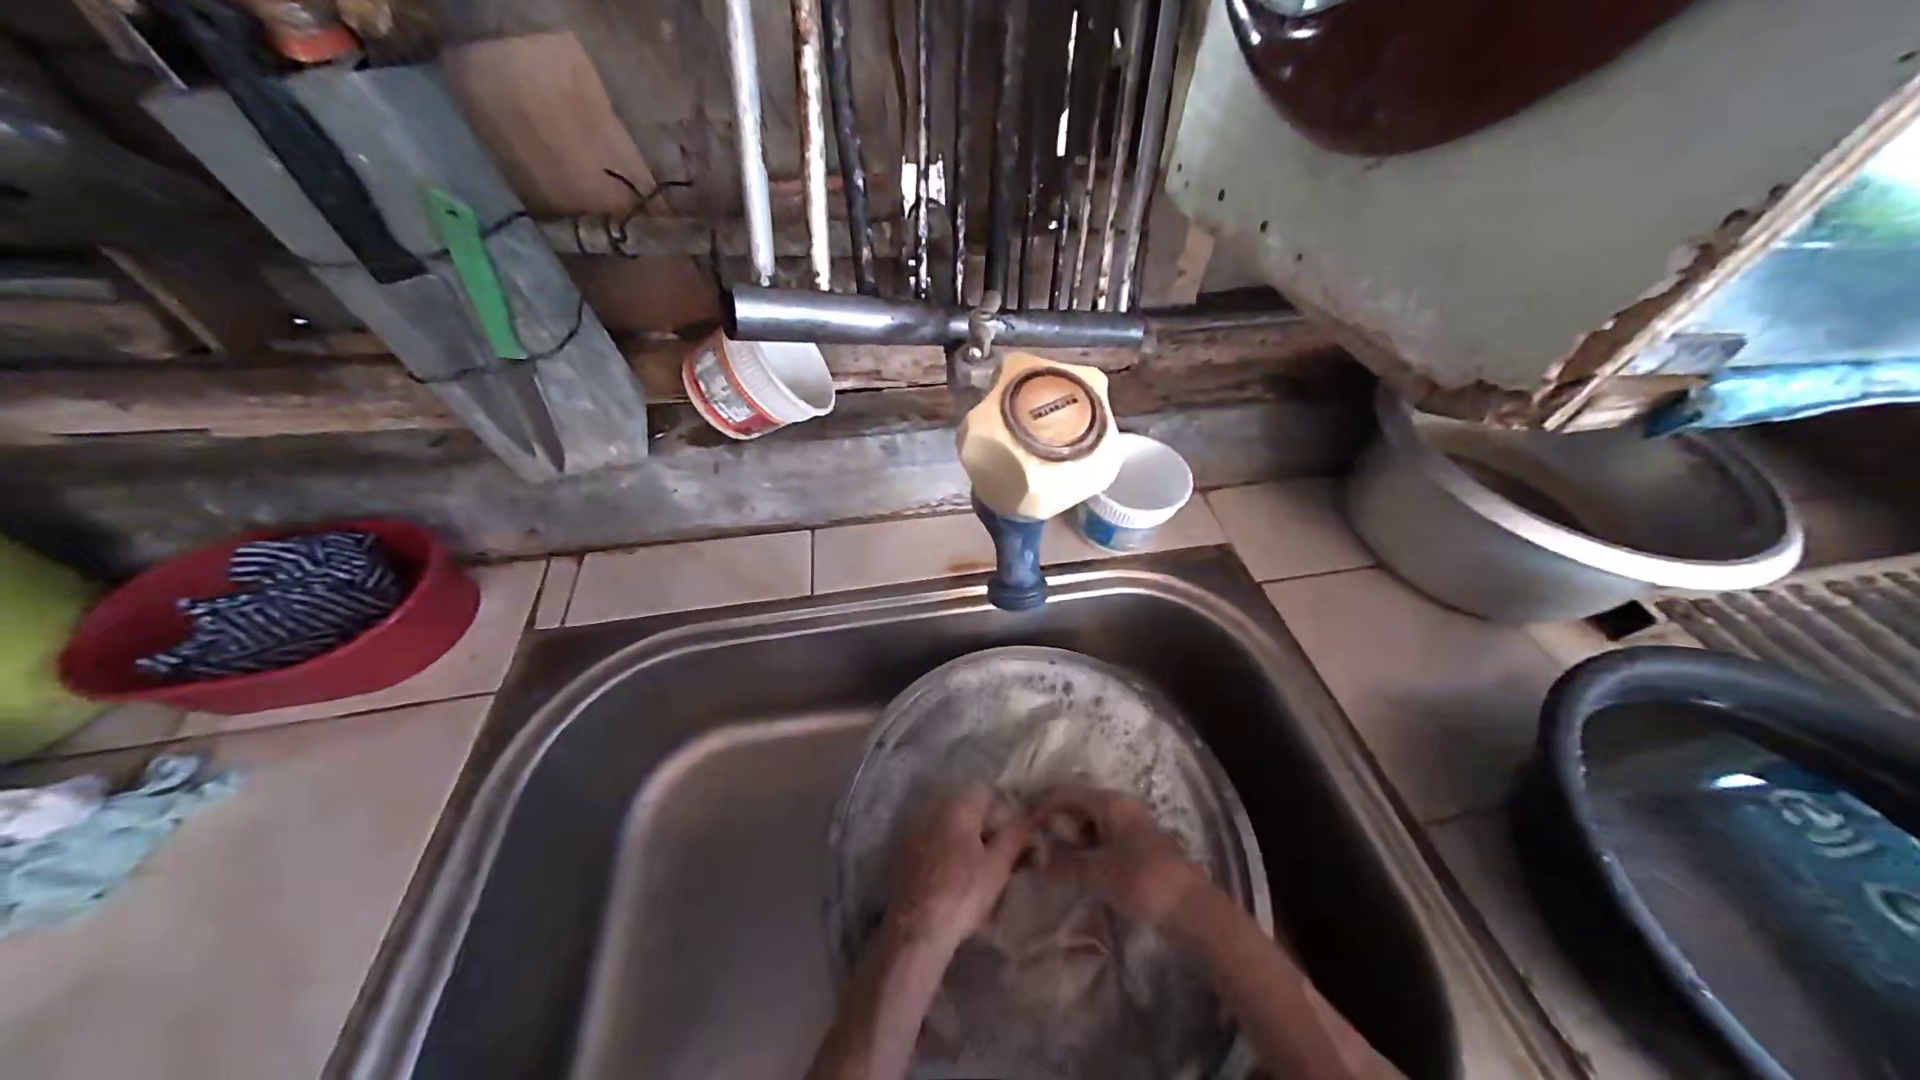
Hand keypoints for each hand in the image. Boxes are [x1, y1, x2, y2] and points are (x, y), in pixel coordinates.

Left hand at [887, 782, 1032, 947]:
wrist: (917, 929)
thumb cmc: (963, 891)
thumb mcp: (998, 864)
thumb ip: (1015, 835)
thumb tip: (1031, 815)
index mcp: (956, 807)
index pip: (985, 790)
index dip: (1005, 806)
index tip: (1018, 829)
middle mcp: (933, 811)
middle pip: (968, 808)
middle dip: (988, 825)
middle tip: (1006, 851)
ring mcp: (917, 833)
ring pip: (952, 827)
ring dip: (970, 840)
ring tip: (986, 867)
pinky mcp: (908, 856)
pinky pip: (937, 843)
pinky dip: (952, 853)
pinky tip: (961, 877)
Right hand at [1032, 785, 1207, 926]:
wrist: (1193, 910)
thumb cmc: (1144, 883)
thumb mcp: (1100, 876)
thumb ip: (1067, 868)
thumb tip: (1038, 865)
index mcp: (1111, 804)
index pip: (1067, 792)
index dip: (1043, 805)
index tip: (1024, 824)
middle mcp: (1121, 807)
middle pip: (1079, 804)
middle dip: (1056, 820)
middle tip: (1033, 840)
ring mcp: (1131, 826)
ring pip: (1091, 821)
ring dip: (1070, 835)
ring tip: (1049, 855)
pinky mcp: (1137, 846)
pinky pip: (1102, 836)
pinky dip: (1085, 846)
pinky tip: (1075, 865)